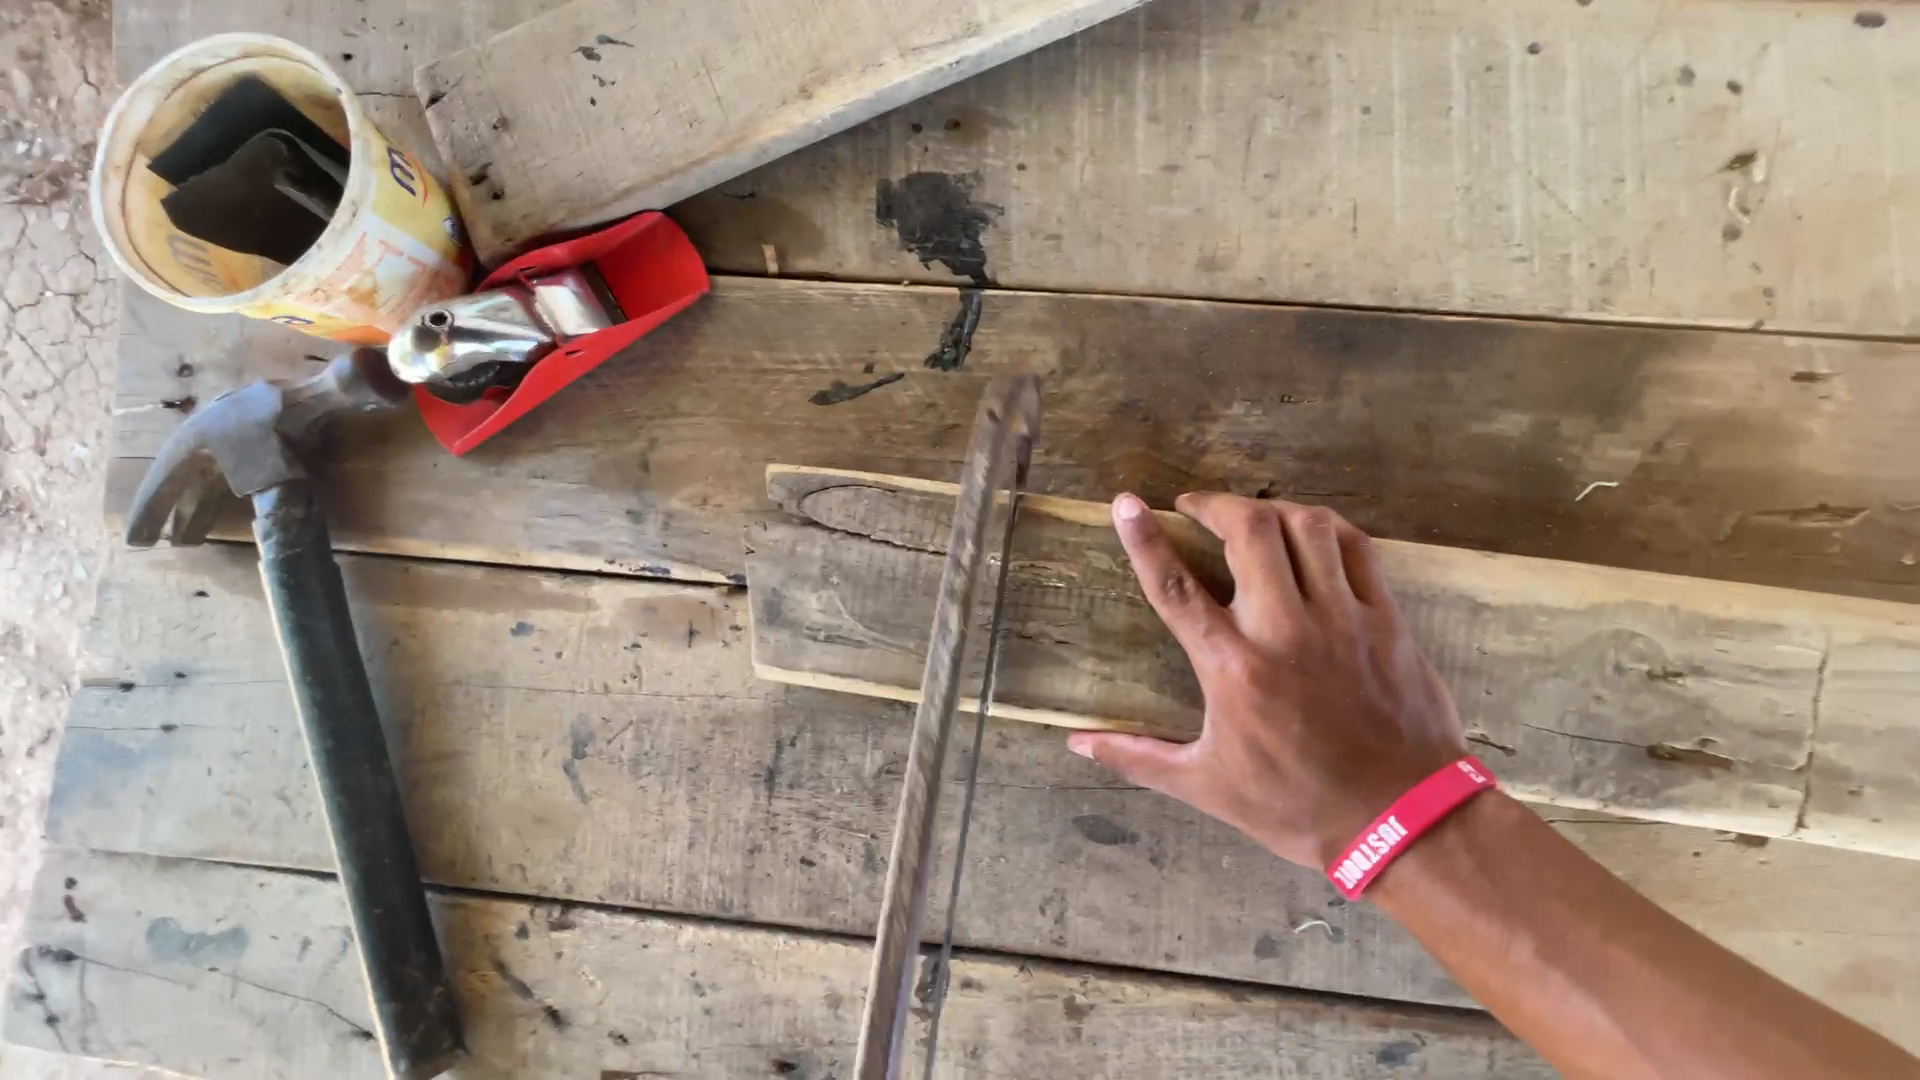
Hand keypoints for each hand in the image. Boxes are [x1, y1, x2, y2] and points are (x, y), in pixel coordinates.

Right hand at [1067, 493, 1467, 869]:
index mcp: (1232, 669)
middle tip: (1194, 508)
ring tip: (1249, 517)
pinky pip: (1357, 548)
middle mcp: (1283, 630)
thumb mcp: (1206, 786)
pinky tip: (1308, 531)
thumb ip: (1137, 756)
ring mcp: (1341, 619)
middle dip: (1214, 505)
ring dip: (1269, 509)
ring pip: (1306, 527)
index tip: (1126, 503)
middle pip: (1248, 532)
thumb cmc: (1297, 806)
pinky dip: (1326, 526)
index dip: (1144, 539)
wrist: (1407, 826)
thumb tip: (1076, 743)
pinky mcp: (1386, 620)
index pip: (1175, 587)